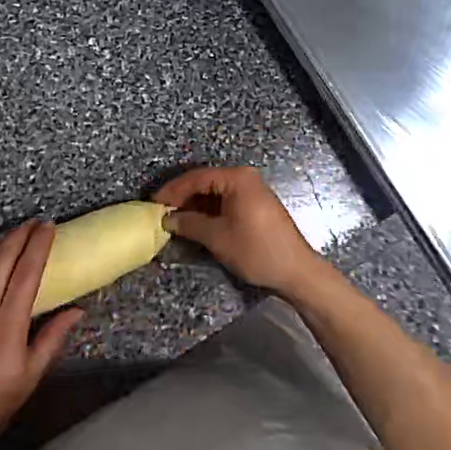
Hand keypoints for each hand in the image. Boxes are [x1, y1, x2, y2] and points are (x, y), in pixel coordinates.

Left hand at [0, 221, 81, 449]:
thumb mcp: (30, 375)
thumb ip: (52, 338)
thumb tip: (77, 310)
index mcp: (8, 322)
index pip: (27, 271)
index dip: (39, 245)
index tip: (50, 227)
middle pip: (3, 258)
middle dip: (20, 235)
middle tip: (36, 222)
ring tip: (15, 232)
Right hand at [154, 166, 330, 296]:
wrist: (296, 271)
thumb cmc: (256, 250)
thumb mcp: (218, 237)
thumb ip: (190, 224)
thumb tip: (168, 219)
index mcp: (237, 179)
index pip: (197, 178)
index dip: (173, 190)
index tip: (154, 203)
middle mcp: (245, 179)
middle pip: (206, 182)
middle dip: (183, 197)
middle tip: (161, 211)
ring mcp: (252, 192)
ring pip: (215, 193)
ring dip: (195, 205)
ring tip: (174, 219)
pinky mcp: (256, 206)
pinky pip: (226, 201)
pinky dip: (209, 211)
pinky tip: (196, 223)